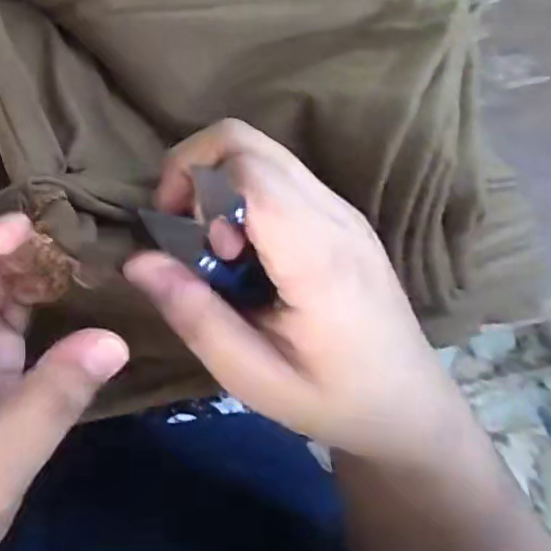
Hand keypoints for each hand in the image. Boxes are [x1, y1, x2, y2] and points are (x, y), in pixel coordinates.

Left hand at [0, 214, 129, 550]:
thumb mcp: (2, 450)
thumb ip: (56, 392)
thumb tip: (114, 339)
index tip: (21, 228)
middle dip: (3, 241)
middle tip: (57, 225)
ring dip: (25, 257)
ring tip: (70, 241)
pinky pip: (13, 300)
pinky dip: (39, 284)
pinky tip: (68, 272)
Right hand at [122, 119, 464, 464]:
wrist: (413, 410)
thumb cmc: (332, 401)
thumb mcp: (251, 376)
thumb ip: (193, 313)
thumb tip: (137, 259)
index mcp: (316, 256)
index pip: (247, 170)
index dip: (195, 184)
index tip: (183, 236)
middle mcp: (332, 214)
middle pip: (244, 140)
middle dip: (192, 167)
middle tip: (183, 225)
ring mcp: (339, 207)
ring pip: (257, 147)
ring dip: (214, 177)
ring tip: (211, 240)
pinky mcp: (338, 211)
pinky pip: (273, 169)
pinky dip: (237, 186)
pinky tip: (241, 243)